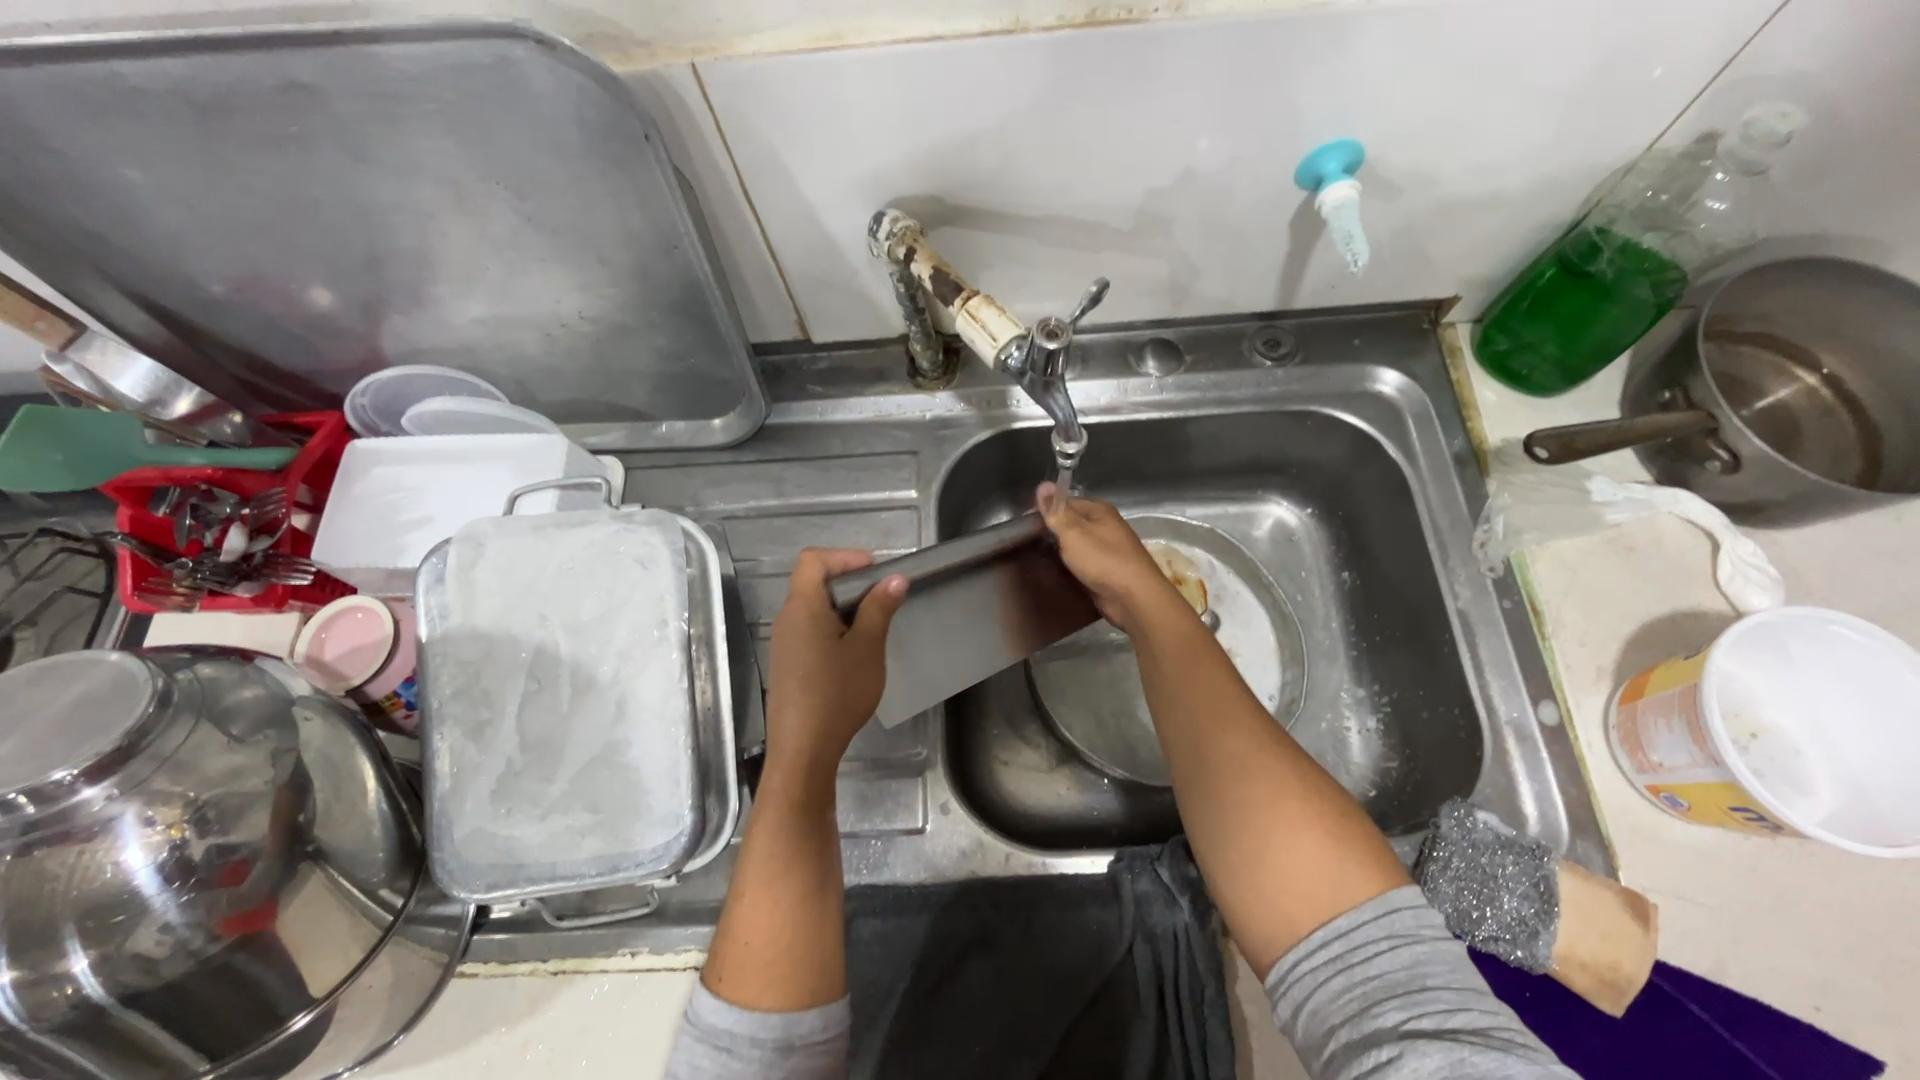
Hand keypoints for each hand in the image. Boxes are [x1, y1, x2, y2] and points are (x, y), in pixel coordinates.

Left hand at [764, 548, 907, 784]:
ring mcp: (784, 643)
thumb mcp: (868, 648)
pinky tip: (854, 652)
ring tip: (874, 625)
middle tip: (883, 597)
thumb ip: (879, 608)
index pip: (813, 560)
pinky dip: (833, 628)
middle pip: (812, 582)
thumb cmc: (837, 693)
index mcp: (803, 607)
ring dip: (843, 608)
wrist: (803, 748)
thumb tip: (894, 578)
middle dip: (849, 582)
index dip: (845, 557)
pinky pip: (810, 630)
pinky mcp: (788, 664)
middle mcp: (787, 619)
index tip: (876, 571)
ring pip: (813, 608)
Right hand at [1036, 482, 1188, 634]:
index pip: (1066, 502)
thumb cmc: (1103, 560)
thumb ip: (1056, 511)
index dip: (1046, 510)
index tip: (1024, 523)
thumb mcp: (1073, 532)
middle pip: (1070, 524)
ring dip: (1058, 552)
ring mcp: (1106, 550)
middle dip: (1050, 532)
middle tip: (1025, 542)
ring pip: (1074, 546)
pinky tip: (1053, 573)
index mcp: (1099, 510)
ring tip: (1034, 558)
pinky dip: (1068, 568)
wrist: (1133, 598)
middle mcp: (1104, 526)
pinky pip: (1080, 564)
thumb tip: (1042, 484)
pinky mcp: (1104, 571)